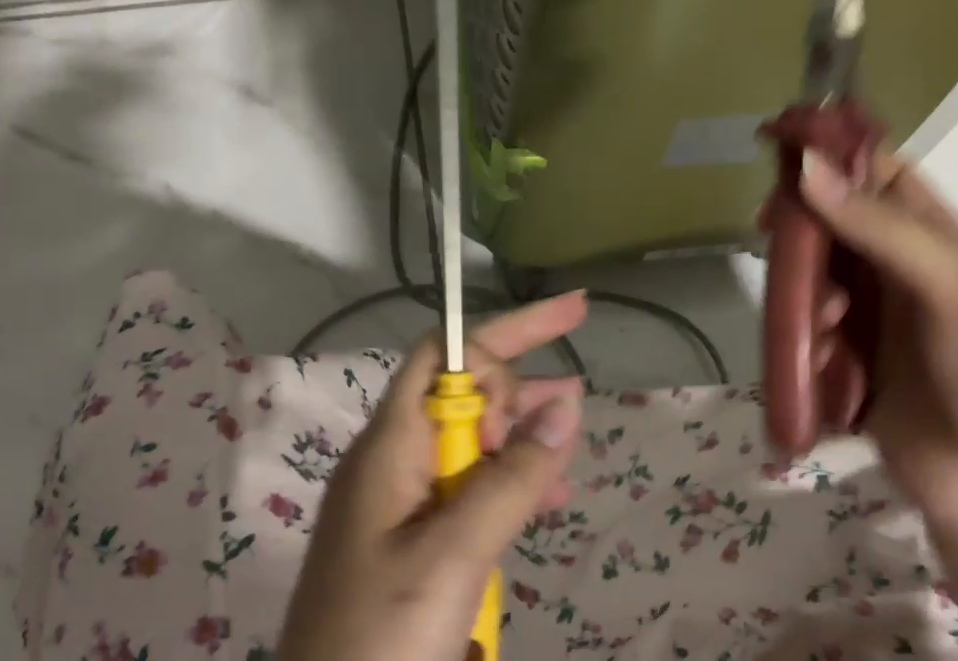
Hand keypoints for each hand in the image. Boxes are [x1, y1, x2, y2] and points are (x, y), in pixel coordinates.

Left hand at [277, 293, 587, 660]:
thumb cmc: (381, 635)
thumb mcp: (454, 555)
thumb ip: (512, 479)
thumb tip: (567, 404)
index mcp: (390, 446)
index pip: (444, 356)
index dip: (505, 334)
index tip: (568, 328)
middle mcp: (393, 462)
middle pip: (459, 392)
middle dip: (519, 379)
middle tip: (576, 390)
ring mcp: (400, 505)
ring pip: (470, 443)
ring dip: (521, 433)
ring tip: (572, 434)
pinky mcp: (410, 544)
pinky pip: (467, 491)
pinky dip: (510, 484)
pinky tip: (548, 496)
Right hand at [797, 149, 957, 532]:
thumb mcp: (949, 286)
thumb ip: (877, 226)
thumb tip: (805, 166)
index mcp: (934, 238)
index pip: (878, 172)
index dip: (833, 153)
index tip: (781, 146)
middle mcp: (898, 269)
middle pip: (834, 222)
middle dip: (803, 226)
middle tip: (769, 229)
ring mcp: (872, 318)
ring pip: (814, 275)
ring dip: (803, 288)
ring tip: (819, 320)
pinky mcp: (847, 363)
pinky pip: (808, 330)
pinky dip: (802, 335)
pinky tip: (813, 354)